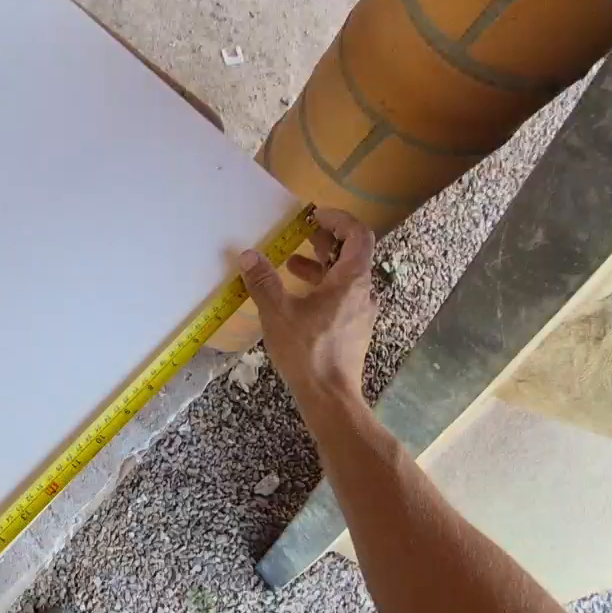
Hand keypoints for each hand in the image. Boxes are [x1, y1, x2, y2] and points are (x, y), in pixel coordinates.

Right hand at [237, 207, 379, 411]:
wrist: (330, 396)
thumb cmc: (306, 351)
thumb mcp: (278, 313)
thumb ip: (263, 282)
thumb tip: (249, 256)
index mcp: (351, 281)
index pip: (357, 235)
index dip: (338, 220)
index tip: (314, 215)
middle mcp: (362, 293)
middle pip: (352, 256)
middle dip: (326, 242)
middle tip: (301, 235)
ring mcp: (360, 313)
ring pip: (345, 279)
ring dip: (320, 267)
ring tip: (291, 266)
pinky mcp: (353, 331)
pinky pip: (341, 299)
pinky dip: (322, 289)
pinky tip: (297, 300)